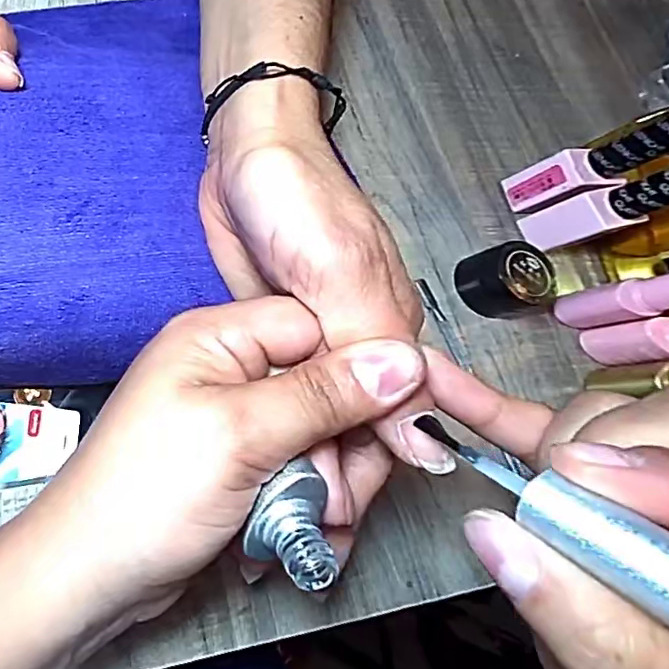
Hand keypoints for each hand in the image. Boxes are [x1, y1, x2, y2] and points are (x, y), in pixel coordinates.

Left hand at [1, 299, 427, 638]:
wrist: (95, 567)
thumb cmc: (145, 490)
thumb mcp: (241, 433)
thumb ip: (323, 394)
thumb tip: (399, 358)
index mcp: (215, 336)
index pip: (317, 329)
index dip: (362, 375)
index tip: (396, 427)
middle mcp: (223, 367)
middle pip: (325, 389)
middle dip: (344, 449)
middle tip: (337, 495)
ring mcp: (228, 415)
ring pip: (318, 438)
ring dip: (327, 487)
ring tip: (308, 524)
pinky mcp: (234, 459)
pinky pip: (295, 469)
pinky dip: (305, 505)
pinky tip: (293, 536)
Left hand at [199, 83, 443, 475]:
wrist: (243, 149)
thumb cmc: (293, 199)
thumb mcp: (335, 274)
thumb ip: (367, 350)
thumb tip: (424, 439)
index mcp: (380, 330)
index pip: (387, 419)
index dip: (362, 464)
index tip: (334, 510)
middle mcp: (347, 337)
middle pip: (348, 420)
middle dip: (331, 466)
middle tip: (305, 518)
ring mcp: (303, 332)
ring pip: (310, 408)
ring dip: (300, 448)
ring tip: (278, 502)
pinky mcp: (264, 326)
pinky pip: (275, 384)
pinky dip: (273, 417)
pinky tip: (260, 451)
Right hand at [428, 354, 668, 668]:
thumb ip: (632, 649)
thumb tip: (499, 538)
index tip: (592, 488)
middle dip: (603, 473)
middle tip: (554, 531)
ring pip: (615, 422)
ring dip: (553, 465)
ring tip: (538, 532)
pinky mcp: (631, 484)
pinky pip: (562, 432)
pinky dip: (500, 420)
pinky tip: (447, 390)